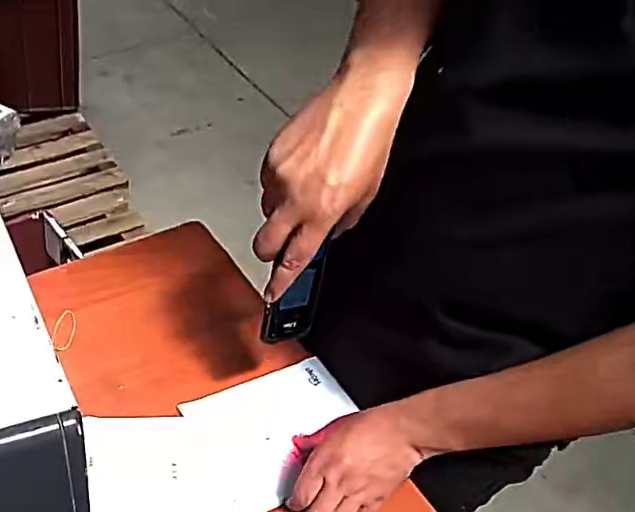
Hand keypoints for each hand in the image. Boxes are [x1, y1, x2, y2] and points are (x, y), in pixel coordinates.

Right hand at [253, 64, 415, 300]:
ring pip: (265, 213)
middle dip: (270, 252)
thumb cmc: (370, 138)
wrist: (363, 94)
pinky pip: (267, 184)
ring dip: (278, 212)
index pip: (293, 261)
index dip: (280, 283)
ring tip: (302, 191)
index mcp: (321, 213)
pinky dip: (279, 184)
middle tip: (281, 245)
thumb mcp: (365, 195)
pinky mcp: (272, 157)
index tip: (272, 294)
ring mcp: (280, 178)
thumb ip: (341, 222)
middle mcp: (296, 199)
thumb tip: (327, 234)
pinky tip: (299, 170)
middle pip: (265, 246)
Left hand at [288, 403, 424, 511]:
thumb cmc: (372, 426)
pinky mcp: (376, 499)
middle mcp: (339, 482)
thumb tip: (299, 446)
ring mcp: (358, 493)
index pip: (300, 497)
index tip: (294, 504)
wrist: (403, 431)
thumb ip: (313, 442)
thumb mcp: (333, 429)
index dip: (293, 505)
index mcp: (324, 464)